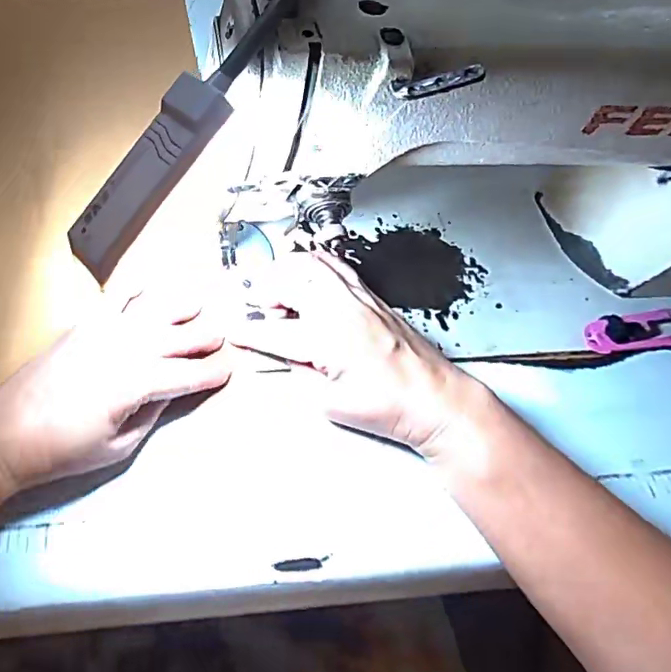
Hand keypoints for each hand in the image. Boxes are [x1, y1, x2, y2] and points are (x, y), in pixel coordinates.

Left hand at [0, 287, 233, 490]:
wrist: (10, 430)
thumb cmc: (65, 449)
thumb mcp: (119, 446)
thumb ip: (151, 414)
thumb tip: (170, 393)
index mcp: (138, 383)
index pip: (189, 373)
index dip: (213, 371)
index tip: (229, 367)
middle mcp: (127, 347)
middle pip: (180, 333)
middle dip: (207, 334)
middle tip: (222, 337)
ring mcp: (106, 328)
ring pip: (155, 305)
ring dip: (180, 302)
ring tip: (198, 302)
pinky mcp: (86, 321)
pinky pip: (119, 294)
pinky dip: (139, 286)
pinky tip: (151, 286)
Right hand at [230, 252, 505, 464]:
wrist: (436, 400)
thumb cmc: (392, 407)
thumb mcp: (330, 405)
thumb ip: (298, 376)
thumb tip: (280, 359)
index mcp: (327, 339)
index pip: (274, 331)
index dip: (248, 332)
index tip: (234, 331)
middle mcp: (341, 310)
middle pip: (289, 282)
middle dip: (264, 290)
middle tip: (253, 304)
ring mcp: (358, 298)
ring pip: (312, 264)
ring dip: (286, 270)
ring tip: (274, 284)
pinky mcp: (372, 296)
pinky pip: (335, 267)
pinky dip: (314, 265)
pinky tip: (308, 275)